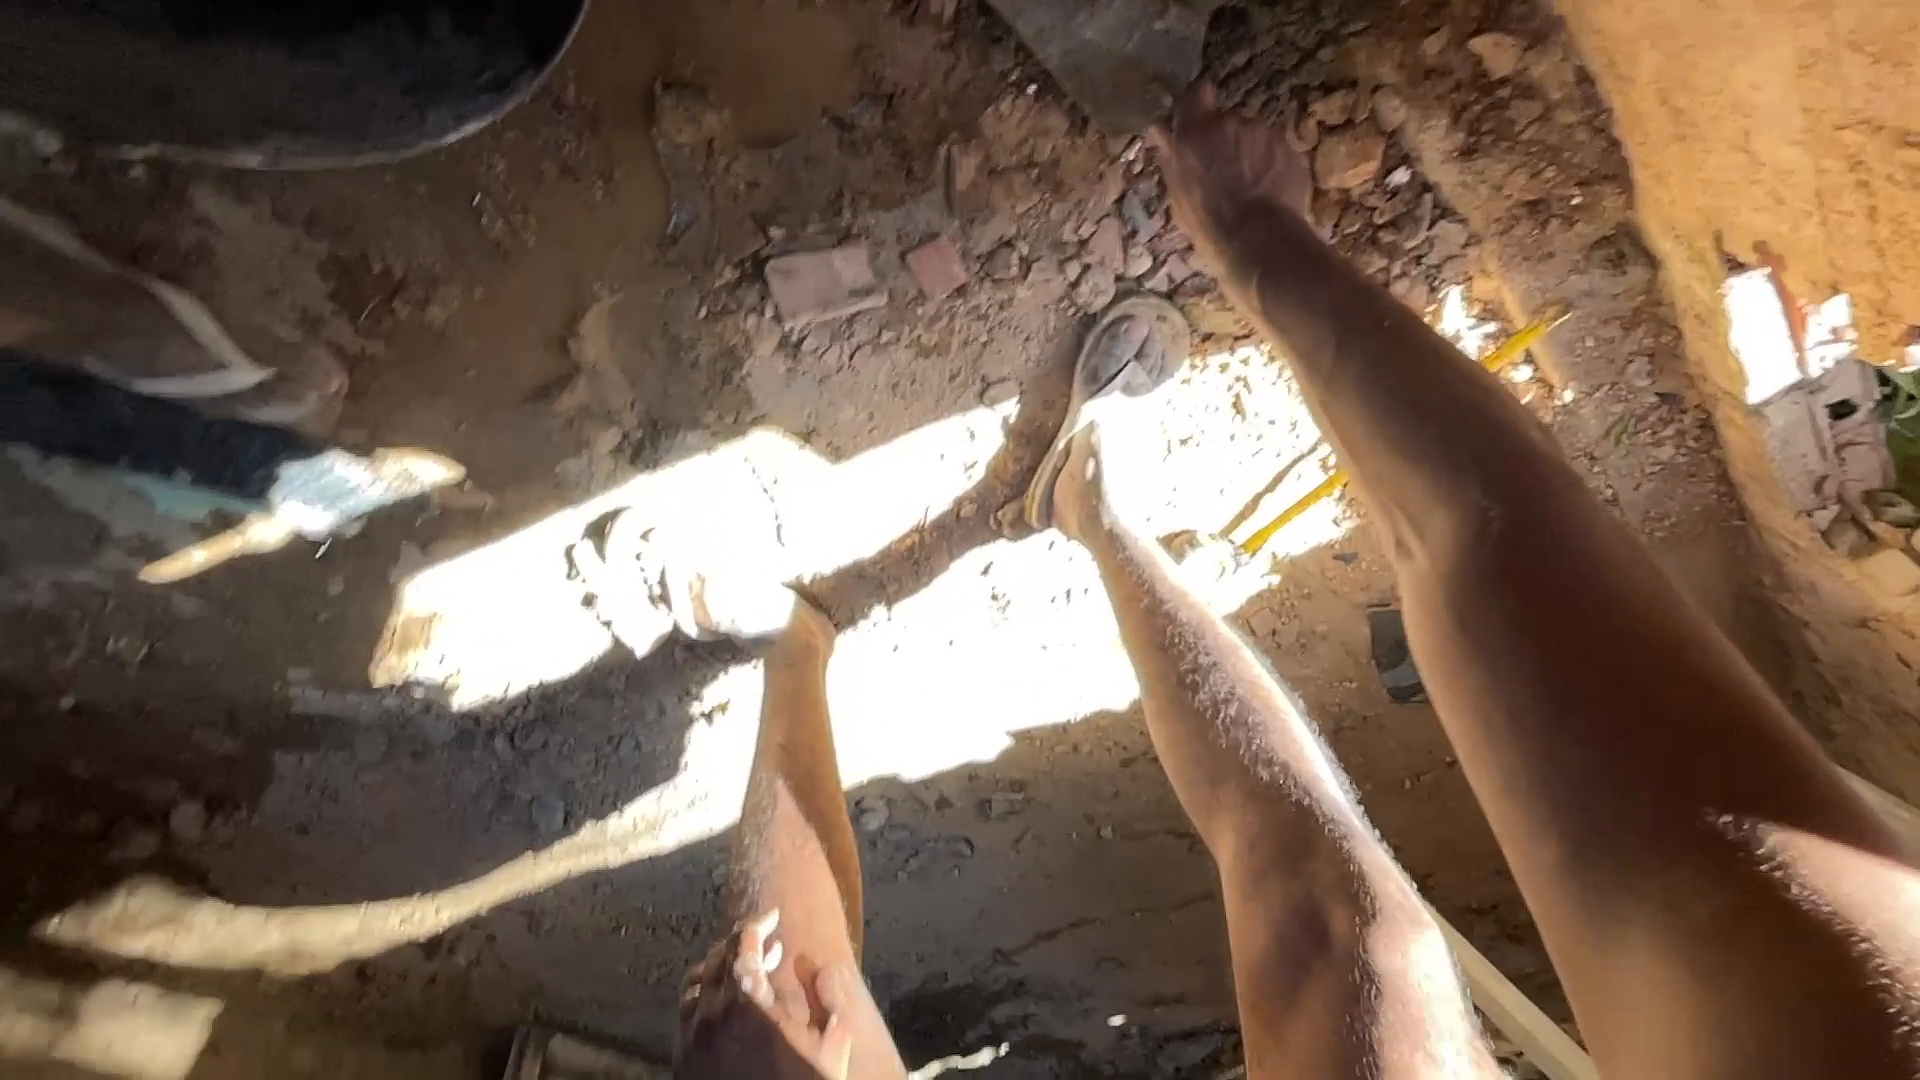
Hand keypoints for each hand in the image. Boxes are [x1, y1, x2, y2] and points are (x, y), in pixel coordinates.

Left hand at [674, 910, 858, 1078]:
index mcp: (746, 999)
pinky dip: (705, 999)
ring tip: (746, 975)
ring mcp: (691, 1041)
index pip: (743, 941)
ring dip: (720, 969)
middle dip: (743, 943)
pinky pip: (686, 1016)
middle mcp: (710, 1013)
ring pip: (694, 985)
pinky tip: (729, 1011)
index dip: (759, 922)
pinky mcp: (682, 1066)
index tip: (775, 916)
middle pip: (717, 958)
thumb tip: (819, 969)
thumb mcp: (834, 1042)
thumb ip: (830, 996)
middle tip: (770, 946)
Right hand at [1150, 84, 1311, 272]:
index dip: (1196, 107)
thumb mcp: (1178, 196)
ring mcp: (1264, 132)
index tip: (1196, 127)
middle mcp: (1230, 122)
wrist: (1259, 239)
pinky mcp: (1289, 146)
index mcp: (1195, 133)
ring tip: (1249, 190)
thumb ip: (1172, 159)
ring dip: (1249, 156)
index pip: (1195, 95)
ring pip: (1252, 138)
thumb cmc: (1209, 225)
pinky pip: (1275, 152)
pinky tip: (1268, 194)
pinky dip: (1270, 167)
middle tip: (1223, 176)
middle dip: (1224, 142)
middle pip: (1226, 122)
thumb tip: (1160, 131)